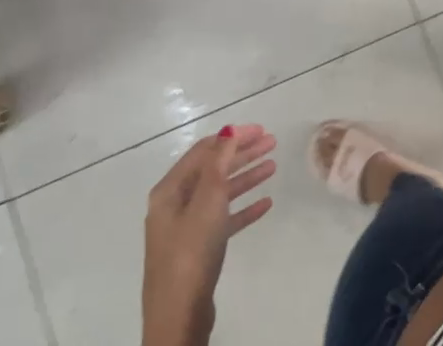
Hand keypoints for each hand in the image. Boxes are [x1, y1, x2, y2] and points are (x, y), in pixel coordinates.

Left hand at [141, 124, 276, 345]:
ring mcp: (185, 228)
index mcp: (169, 190)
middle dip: (242, 154)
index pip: (204, 151)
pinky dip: (243, 208)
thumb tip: (228, 129)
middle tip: (272, 143)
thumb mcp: (207, 201)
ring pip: (220, 193)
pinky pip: (223, 219)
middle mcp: (174, 205)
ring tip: (273, 167)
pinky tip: (265, 204)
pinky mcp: (198, 249)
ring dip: (245, 177)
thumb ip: (219, 162)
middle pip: (212, 169)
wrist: (178, 315)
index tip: (261, 130)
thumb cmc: (191, 251)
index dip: (232, 136)